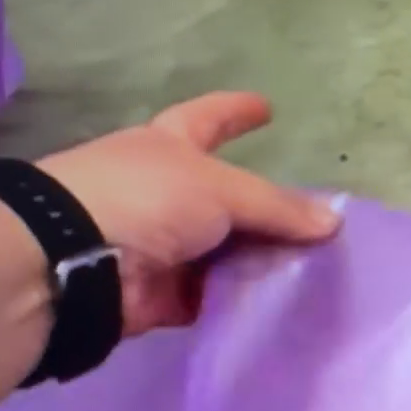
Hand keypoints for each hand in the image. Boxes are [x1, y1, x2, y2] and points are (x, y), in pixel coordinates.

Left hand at [36, 92, 342, 335]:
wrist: (76, 262)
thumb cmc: (144, 198)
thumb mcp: (221, 189)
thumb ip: (279, 207)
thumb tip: (333, 221)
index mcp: (169, 149)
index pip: (208, 120)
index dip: (235, 111)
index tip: (266, 107)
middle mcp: (167, 194)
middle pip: (232, 198)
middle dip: (270, 210)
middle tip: (318, 223)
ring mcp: (167, 245)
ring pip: (231, 251)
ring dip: (267, 261)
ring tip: (319, 270)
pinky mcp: (170, 294)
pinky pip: (221, 296)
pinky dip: (249, 300)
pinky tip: (289, 304)